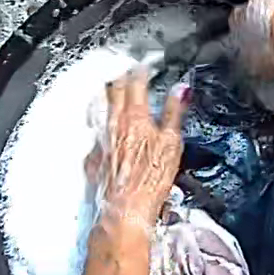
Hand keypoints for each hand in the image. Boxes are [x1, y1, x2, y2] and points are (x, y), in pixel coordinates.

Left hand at [93, 69, 185, 229]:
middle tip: (127, 69)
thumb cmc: (151, 180)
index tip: (145, 64)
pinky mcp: (92, 156)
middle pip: (113, 90)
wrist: (124, 211)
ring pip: (99, 106)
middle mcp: (113, 123)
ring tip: (110, 86)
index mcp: (135, 116)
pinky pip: (93, 131)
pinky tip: (102, 124)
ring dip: (106, 93)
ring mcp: (99, 139)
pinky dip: (99, 121)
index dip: (140, 69)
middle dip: (120, 75)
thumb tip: (181, 89)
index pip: (135, 82)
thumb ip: (175, 113)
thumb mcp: (172, 144)